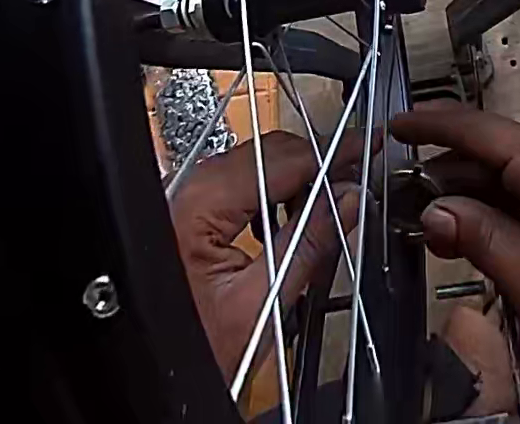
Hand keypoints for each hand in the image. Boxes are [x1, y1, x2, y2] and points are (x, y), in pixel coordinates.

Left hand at [170, 131, 360, 380]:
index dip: (329, 151)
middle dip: (316, 159)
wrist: (156, 374)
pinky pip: (240, 178)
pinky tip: (292, 212)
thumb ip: (309, 242)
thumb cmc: (195, 346)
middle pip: (267, 151)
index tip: (363, 145)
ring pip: (256, 160)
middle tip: (357, 167)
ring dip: (296, 174)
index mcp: (201, 202)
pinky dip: (272, 187)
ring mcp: (187, 191)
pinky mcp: (190, 203)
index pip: (280, 160)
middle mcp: (189, 184)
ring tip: (330, 196)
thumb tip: (348, 197)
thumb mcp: (262, 303)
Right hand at [391, 104, 519, 423]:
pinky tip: (470, 241)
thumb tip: (431, 209)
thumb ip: (482, 239)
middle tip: (397, 202)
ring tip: (425, 229)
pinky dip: (496, 217)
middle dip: (440, 174)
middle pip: (485, 153)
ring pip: (504, 179)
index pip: (473, 126)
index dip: (426, 124)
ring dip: (466, 201)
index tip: (388, 128)